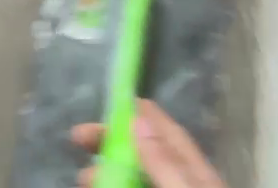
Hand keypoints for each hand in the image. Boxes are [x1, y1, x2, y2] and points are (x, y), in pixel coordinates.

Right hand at [69, 100, 225, 187]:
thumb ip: (164, 164)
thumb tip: (137, 120)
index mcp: (198, 179)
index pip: (171, 136)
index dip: (145, 115)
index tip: (114, 98)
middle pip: (148, 158)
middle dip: (113, 145)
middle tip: (79, 138)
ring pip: (138, 184)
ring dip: (110, 176)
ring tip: (84, 180)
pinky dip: (117, 187)